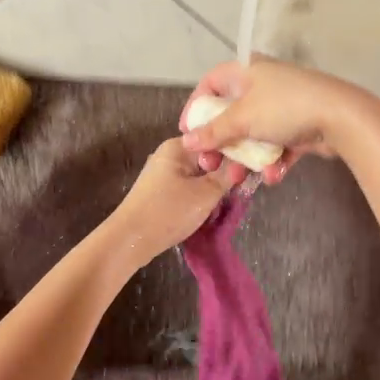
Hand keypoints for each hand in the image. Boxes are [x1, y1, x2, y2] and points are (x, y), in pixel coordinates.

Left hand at [104, 139, 235, 264]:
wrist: (130, 240)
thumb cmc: (168, 212)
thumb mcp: (205, 193)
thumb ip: (228, 175)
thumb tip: (244, 162)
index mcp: (178, 146)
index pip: (214, 139)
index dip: (234, 152)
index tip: (249, 169)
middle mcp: (169, 154)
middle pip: (206, 156)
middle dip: (224, 170)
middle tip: (240, 186)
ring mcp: (163, 173)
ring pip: (198, 173)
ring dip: (213, 184)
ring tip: (228, 197)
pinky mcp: (160, 191)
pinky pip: (188, 185)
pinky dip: (200, 193)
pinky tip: (209, 205)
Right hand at [179, 58, 373, 184]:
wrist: (342, 118)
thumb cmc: (285, 108)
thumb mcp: (243, 119)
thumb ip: (214, 132)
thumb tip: (187, 141)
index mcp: (247, 71)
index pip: (211, 83)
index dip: (196, 107)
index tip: (189, 134)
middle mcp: (263, 85)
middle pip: (231, 115)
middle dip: (221, 144)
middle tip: (211, 165)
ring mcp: (283, 106)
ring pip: (253, 135)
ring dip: (245, 159)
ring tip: (240, 181)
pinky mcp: (300, 126)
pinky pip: (277, 145)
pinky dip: (272, 161)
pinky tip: (273, 177)